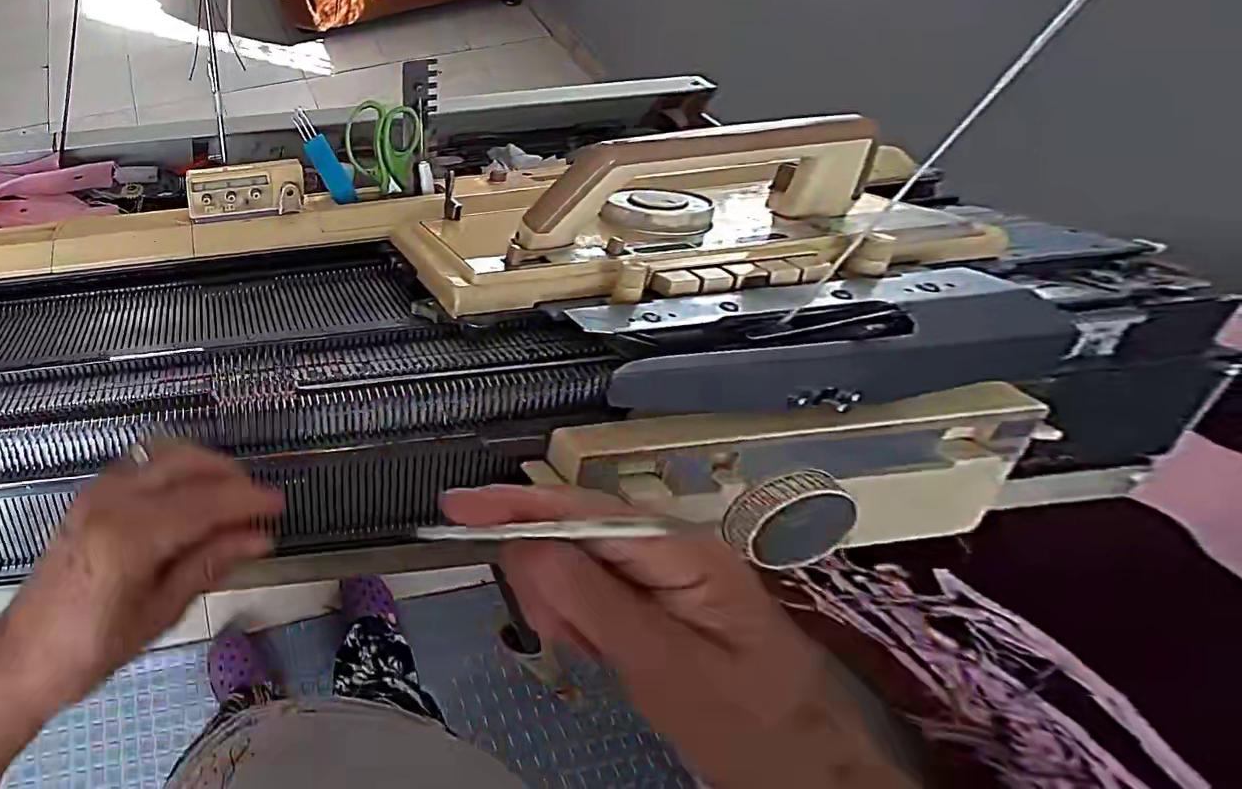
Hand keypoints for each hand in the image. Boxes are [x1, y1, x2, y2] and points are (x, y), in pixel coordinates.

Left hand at [0, 442, 281, 788]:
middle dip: (228, 475)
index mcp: (130, 536)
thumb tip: (259, 538)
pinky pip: (144, 460)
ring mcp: (98, 490)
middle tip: (257, 499)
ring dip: (203, 463)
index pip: (203, 502)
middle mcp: (113, 499)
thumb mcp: (160, 613)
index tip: (277, 504)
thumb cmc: (92, 647)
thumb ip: (209, 564)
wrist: (24, 654)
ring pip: (164, 452)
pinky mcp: (92, 491)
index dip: (246, 499)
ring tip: (231, 491)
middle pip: (185, 463)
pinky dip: (176, 464)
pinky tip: (192, 487)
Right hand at [441, 484, 914, 788]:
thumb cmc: (750, 725)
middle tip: (558, 632)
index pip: (575, 507)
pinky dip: (574, 613)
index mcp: (677, 548)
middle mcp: (663, 541)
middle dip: (544, 576)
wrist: (810, 772)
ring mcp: (657, 563)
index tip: (455, 507)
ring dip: (560, 601)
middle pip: (566, 528)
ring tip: (586, 647)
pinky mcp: (648, 586)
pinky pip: (586, 583)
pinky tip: (594, 643)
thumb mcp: (663, 667)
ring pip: (568, 556)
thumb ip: (589, 599)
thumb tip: (523, 544)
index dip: (511, 502)